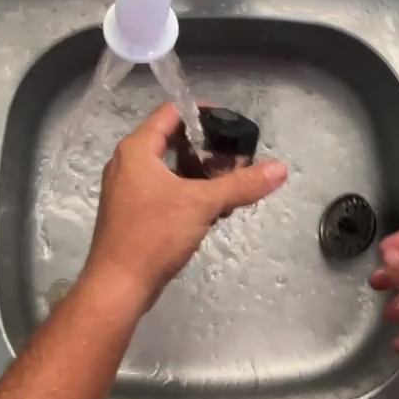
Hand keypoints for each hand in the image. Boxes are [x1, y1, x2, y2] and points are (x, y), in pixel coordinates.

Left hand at [81, 103, 287, 314]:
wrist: (119, 285)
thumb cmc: (154, 235)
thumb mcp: (202, 204)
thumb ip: (241, 184)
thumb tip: (280, 168)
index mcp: (136, 149)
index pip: (170, 112)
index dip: (201, 112)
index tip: (230, 122)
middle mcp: (127, 163)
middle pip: (170, 139)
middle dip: (204, 146)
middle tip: (235, 154)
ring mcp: (127, 188)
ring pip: (168, 167)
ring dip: (198, 170)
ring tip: (229, 179)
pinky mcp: (132, 211)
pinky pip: (163, 188)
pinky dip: (186, 189)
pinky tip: (210, 205)